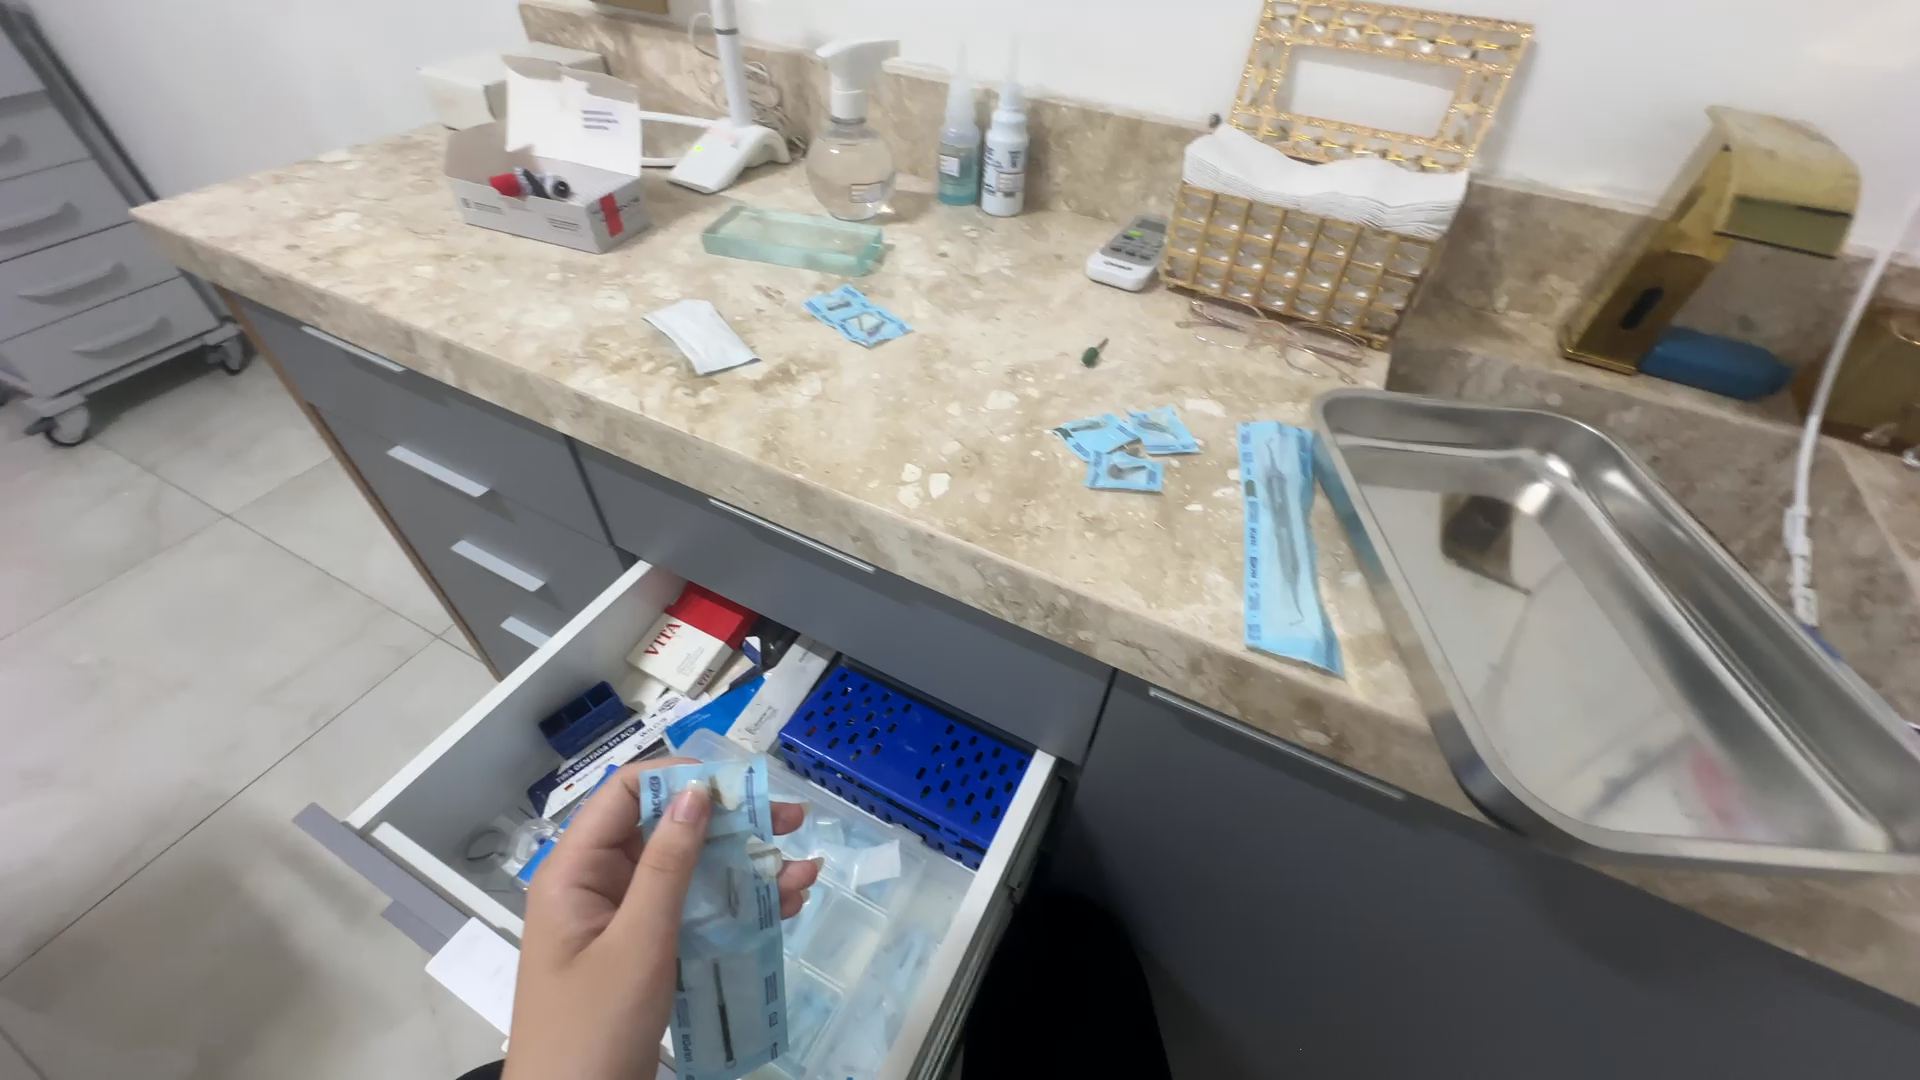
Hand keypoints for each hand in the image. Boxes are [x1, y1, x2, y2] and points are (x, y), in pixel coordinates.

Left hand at [504, 759, 820, 1079]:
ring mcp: (629, 915)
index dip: (679, 778)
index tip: (734, 786)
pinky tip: (786, 903)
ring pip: (694, 868)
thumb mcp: (638, 942)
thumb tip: (697, 790)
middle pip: (670, 827)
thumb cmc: (593, 1028)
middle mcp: (602, 882)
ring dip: (748, 865)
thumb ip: (669, 863)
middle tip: (791, 819)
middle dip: (732, 822)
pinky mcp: (652, 945)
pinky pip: (698, 906)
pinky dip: (740, 902)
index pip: (625, 793)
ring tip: (804, 872)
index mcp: (576, 870)